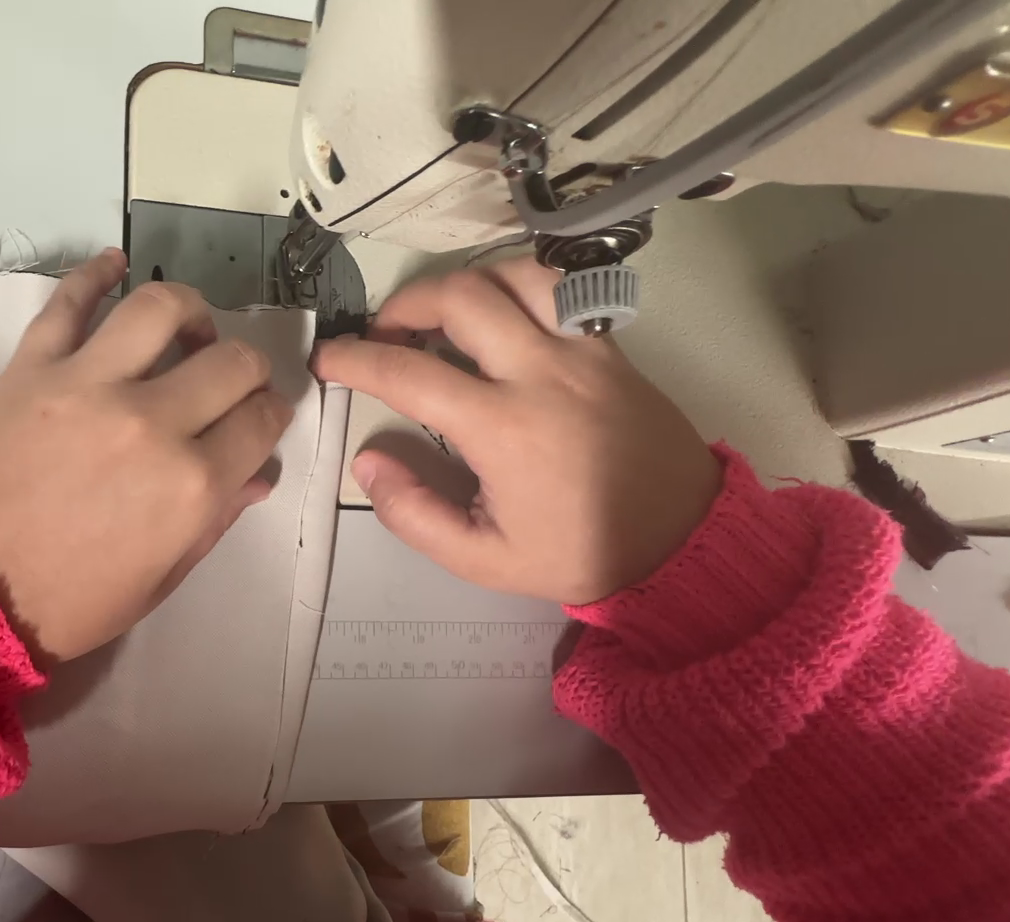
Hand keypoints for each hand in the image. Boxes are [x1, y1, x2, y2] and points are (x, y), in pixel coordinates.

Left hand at [0, 249, 293, 662]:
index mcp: (191, 487)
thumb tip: (256, 473)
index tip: (260, 419)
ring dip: (191, 312)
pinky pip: (70, 299)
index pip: (262, 421)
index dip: (272, 416)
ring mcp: (87, 385)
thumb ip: (215, 521)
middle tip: (232, 384)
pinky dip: (97, 272)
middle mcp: (151, 423)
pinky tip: (117, 264)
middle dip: (249, 371)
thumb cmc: (72, 601)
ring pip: (162, 306)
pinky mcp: (32, 367)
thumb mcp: (160, 578)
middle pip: (232, 360)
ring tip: (188, 332)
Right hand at [312, 257, 719, 605]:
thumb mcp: (481, 558)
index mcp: (503, 428)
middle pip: (460, 297)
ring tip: (438, 316)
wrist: (683, 539)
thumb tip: (369, 461)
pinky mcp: (609, 346)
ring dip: (462, 283)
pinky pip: (557, 287)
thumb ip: (414, 514)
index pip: (409, 374)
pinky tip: (496, 315)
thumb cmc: (576, 552)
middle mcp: (542, 372)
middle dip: (403, 305)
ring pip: (513, 274)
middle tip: (382, 334)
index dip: (355, 360)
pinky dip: (511, 285)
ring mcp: (583, 350)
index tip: (326, 358)